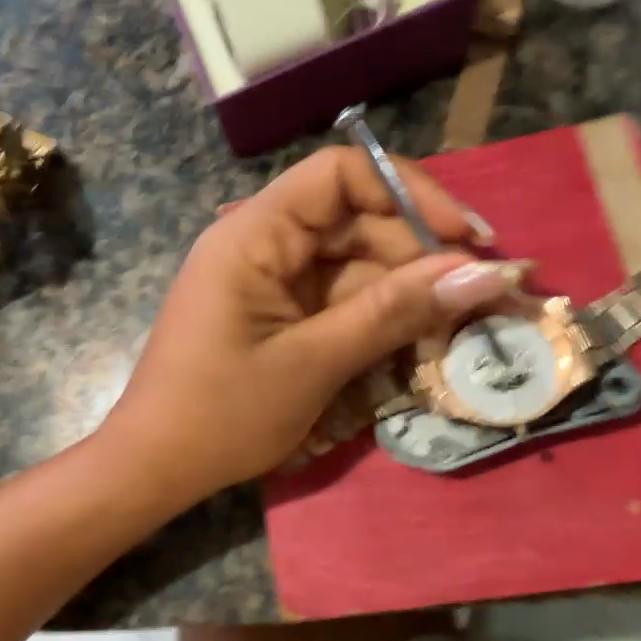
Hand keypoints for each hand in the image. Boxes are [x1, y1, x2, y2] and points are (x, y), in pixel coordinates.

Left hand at [97, 146, 513, 499]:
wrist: (153, 467)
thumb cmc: (222, 413)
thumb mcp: (315, 362)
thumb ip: (397, 312)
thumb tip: (486, 272)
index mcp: (253, 234)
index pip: (339, 174)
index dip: (409, 192)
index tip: (464, 237)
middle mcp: (259, 240)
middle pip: (354, 217)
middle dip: (418, 250)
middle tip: (481, 293)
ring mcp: (266, 276)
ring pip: (352, 259)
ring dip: (405, 285)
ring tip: (462, 318)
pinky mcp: (275, 309)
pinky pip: (336, 293)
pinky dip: (376, 311)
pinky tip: (418, 333)